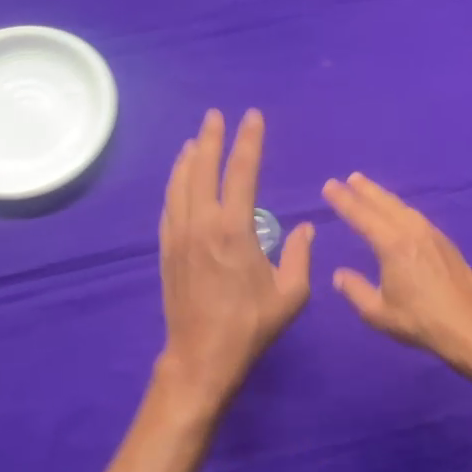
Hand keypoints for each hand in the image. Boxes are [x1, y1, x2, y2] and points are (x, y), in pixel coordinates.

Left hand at [156, 109, 312, 416]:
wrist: (201, 356)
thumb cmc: (250, 326)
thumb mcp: (291, 294)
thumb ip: (299, 256)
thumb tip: (305, 229)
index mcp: (234, 230)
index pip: (241, 172)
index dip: (248, 142)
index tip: (252, 118)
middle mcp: (202, 224)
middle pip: (202, 169)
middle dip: (210, 139)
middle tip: (215, 116)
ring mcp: (179, 236)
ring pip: (180, 185)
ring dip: (188, 158)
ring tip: (195, 140)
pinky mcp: (166, 250)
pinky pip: (169, 206)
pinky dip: (175, 185)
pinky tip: (179, 179)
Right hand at [322, 173, 471, 367]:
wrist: (468, 325)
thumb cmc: (419, 321)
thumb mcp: (377, 313)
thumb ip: (355, 290)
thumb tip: (339, 275)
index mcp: (391, 246)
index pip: (362, 216)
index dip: (344, 200)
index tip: (330, 186)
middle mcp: (411, 232)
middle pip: (384, 204)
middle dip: (365, 190)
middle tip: (350, 178)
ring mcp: (431, 234)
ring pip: (403, 207)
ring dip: (384, 196)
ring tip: (370, 189)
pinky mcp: (445, 242)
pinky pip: (416, 216)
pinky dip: (401, 208)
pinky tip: (399, 212)